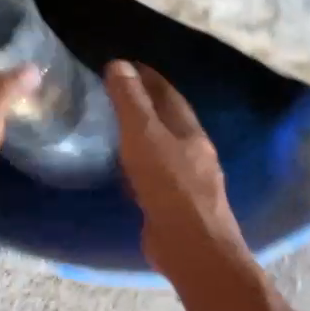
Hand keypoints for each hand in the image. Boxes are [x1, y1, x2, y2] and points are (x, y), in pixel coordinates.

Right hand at [105, 61, 247, 275]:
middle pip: (170, 119)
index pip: (169, 95)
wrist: (193, 247)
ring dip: (143, 130)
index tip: (124, 63)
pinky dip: (139, 156)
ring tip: (114, 121)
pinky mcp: (176, 201)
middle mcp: (195, 152)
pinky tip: (123, 161)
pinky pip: (155, 167)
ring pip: (163, 144)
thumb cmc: (168, 184)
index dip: (148, 77)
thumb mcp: (143, 134)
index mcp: (190, 133)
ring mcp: (189, 179)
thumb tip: (119, 64)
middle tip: (114, 89)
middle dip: (147, 102)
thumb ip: (130, 100)